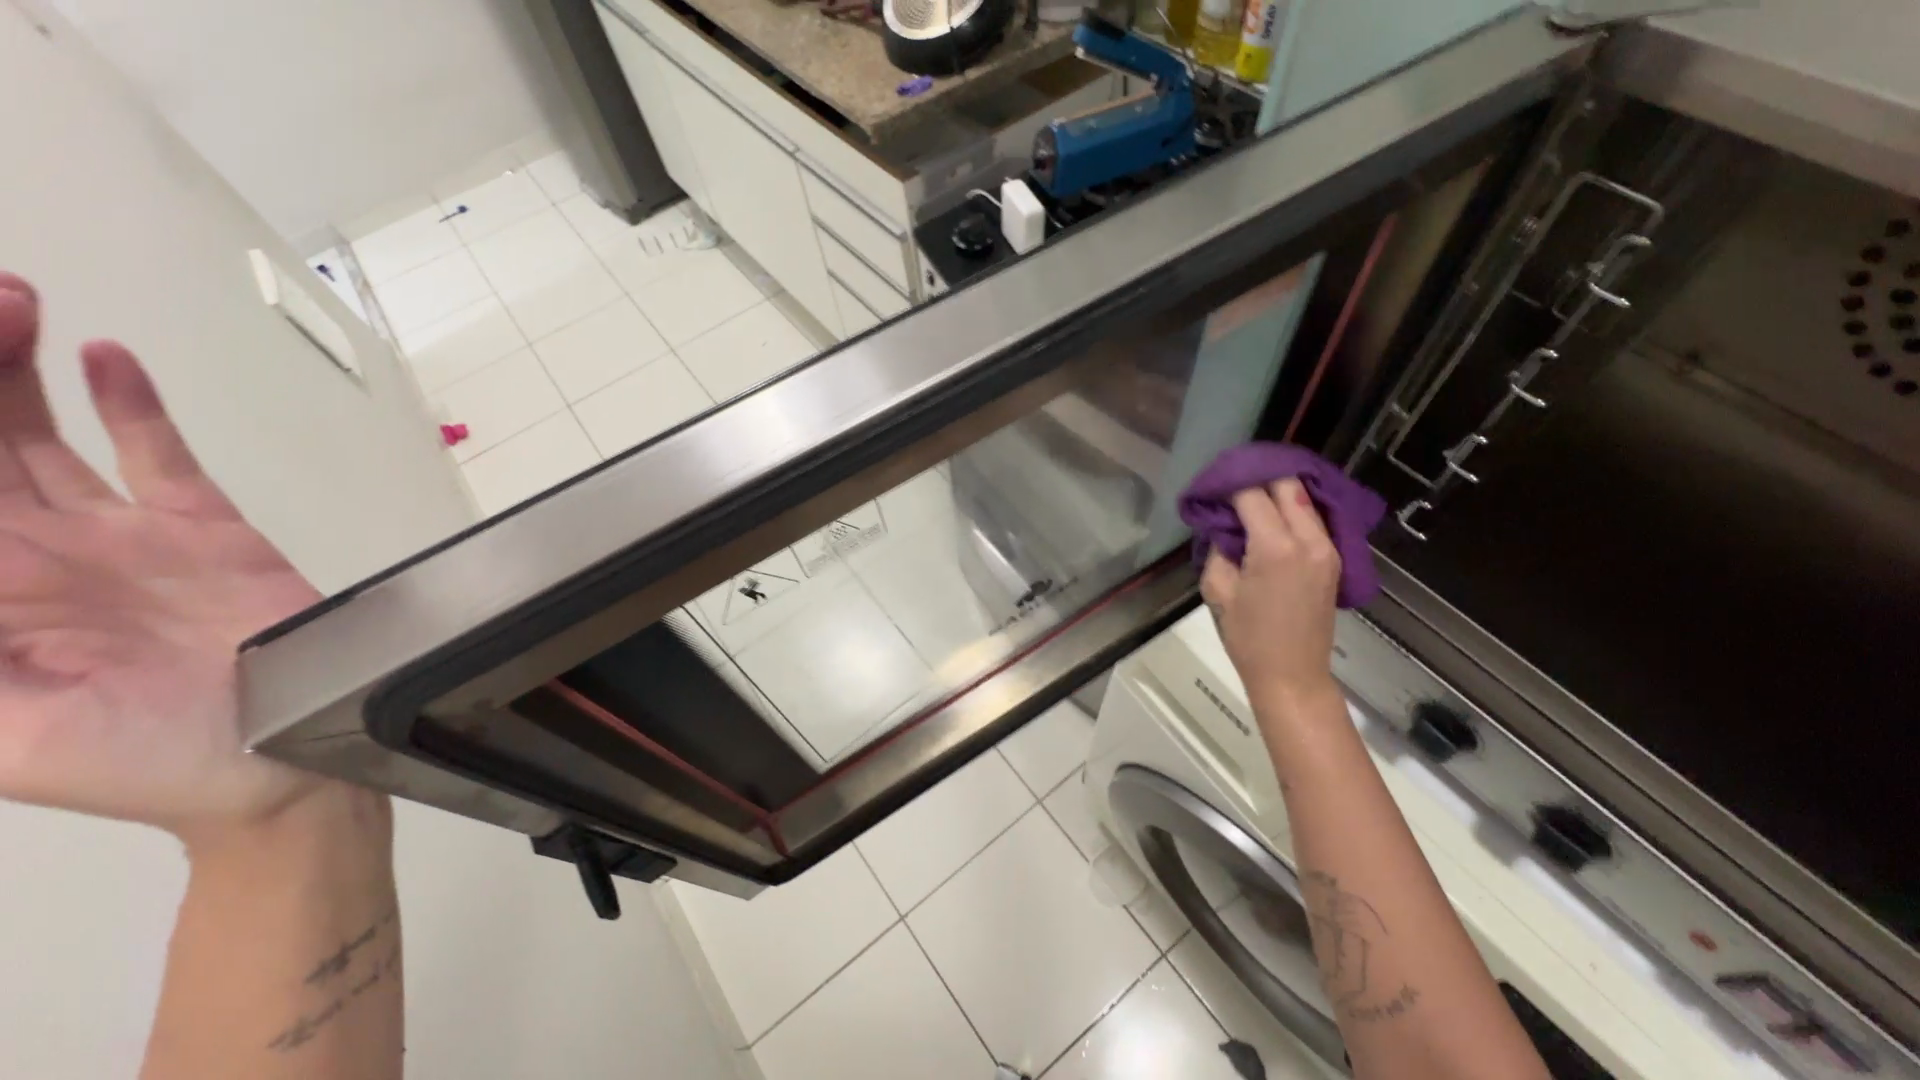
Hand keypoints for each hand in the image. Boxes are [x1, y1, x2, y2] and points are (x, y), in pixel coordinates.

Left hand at [0, 272, 337, 844]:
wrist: (276, 760)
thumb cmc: (147, 760)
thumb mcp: (13, 733)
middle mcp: (32, 553)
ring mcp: (119, 536)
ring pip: (38, 435)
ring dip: (13, 369)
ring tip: (12, 302)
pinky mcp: (200, 530)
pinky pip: (155, 456)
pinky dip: (130, 405)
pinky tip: (103, 356)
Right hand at [1200, 478, 1342, 710]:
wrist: (1292, 675)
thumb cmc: (1248, 638)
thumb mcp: (1218, 591)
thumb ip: (1219, 549)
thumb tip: (1224, 525)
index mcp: (1275, 547)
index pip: (1252, 494)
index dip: (1230, 485)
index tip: (1212, 487)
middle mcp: (1308, 539)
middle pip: (1287, 485)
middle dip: (1259, 478)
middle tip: (1233, 484)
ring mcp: (1328, 548)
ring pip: (1305, 498)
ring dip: (1279, 491)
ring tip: (1252, 495)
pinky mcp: (1335, 559)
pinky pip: (1315, 519)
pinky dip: (1295, 509)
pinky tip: (1275, 515)